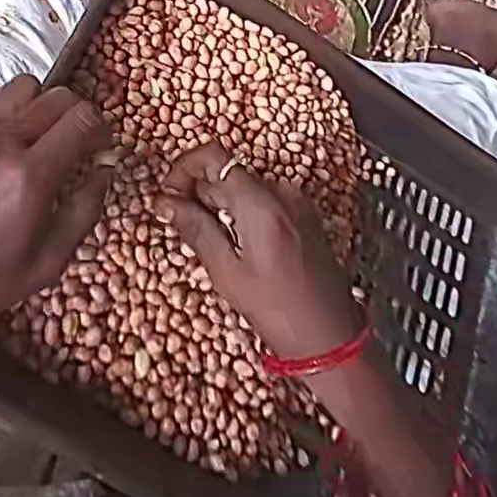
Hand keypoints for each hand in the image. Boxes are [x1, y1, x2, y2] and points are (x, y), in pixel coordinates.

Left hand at [0, 74, 112, 366]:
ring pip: (24, 85)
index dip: (102, 129)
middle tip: (77, 144)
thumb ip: (86, 208)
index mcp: (28, 177)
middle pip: (58, 96)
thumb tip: (106, 168)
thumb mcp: (49, 262)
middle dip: (78, 117)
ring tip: (41, 137)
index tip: (101, 147)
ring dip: (42, 105)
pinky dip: (5, 104)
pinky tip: (6, 135)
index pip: (82, 119)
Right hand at [158, 141, 361, 358]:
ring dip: (216, 201)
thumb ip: (194, 228)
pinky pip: (260, 197)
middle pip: (226, 170)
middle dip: (196, 189)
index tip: (168, 193)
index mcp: (261, 204)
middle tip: (179, 221)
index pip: (213, 157)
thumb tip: (163, 201)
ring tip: (206, 237)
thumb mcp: (227, 271)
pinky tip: (231, 241)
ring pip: (241, 184)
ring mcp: (296, 201)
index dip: (183, 168)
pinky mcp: (302, 213)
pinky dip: (238, 209)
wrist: (333, 339)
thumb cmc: (278, 312)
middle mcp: (282, 193)